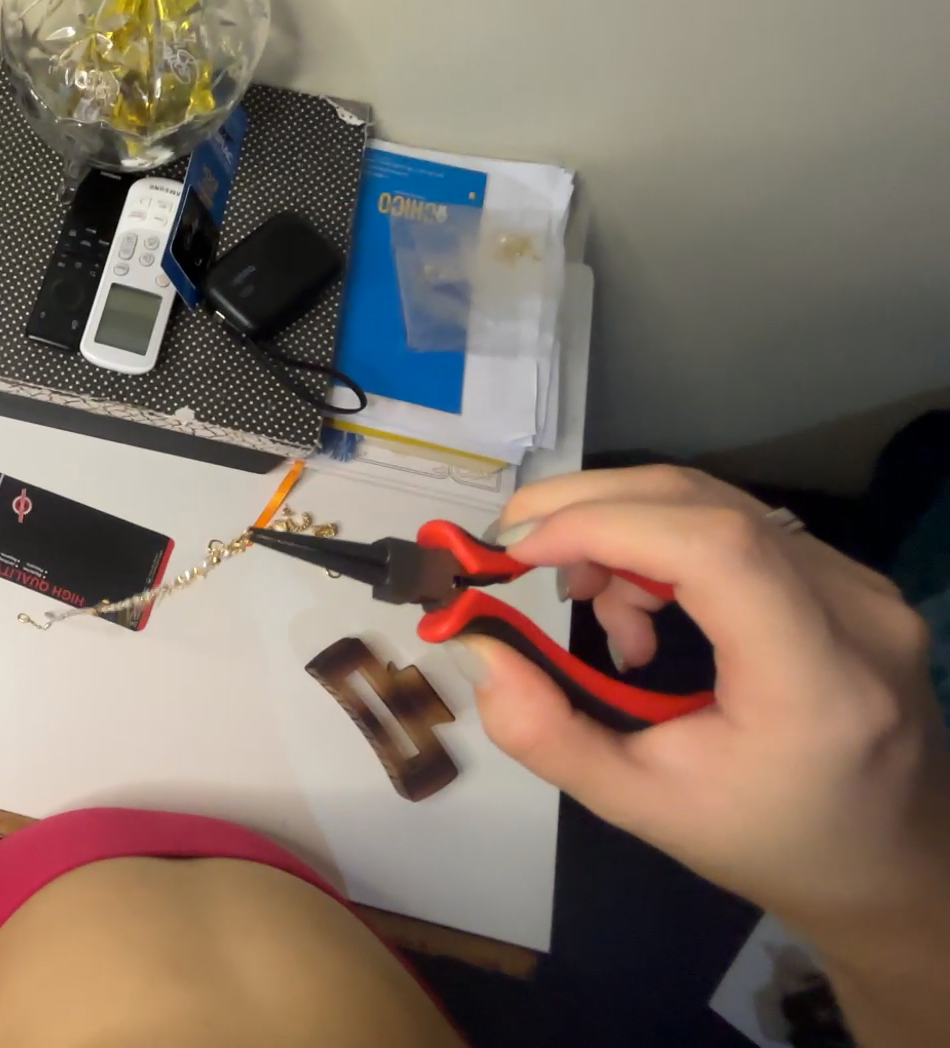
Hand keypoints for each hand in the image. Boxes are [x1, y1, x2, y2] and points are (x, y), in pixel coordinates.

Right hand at [456, 465, 948, 930]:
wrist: (886, 859)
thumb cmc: (757, 836)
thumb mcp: (630, 803)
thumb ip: (540, 731)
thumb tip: (473, 647)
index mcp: (812, 681)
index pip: (713, 550)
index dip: (599, 528)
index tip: (514, 553)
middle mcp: (850, 611)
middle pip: (699, 502)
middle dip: (580, 505)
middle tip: (509, 545)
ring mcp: (851, 584)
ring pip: (702, 500)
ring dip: (607, 525)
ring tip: (579, 597)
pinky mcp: (833, 576)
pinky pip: (717, 521)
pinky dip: (641, 540)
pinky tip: (631, 607)